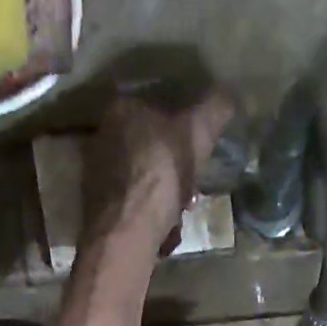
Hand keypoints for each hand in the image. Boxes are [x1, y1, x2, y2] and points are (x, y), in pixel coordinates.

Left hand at [82, 90, 235, 251]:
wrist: (127, 231)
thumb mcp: (197, 133)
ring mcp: (97, 174)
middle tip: (193, 189)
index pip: (159, 106)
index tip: (200, 151)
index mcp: (122, 108)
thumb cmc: (161, 173)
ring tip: (180, 213)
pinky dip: (150, 215)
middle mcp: (103, 136)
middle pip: (151, 146)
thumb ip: (216, 108)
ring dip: (165, 195)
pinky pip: (133, 205)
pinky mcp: (98, 207)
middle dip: (175, 168)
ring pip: (143, 179)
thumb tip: (229, 94)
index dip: (185, 128)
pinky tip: (164, 229)